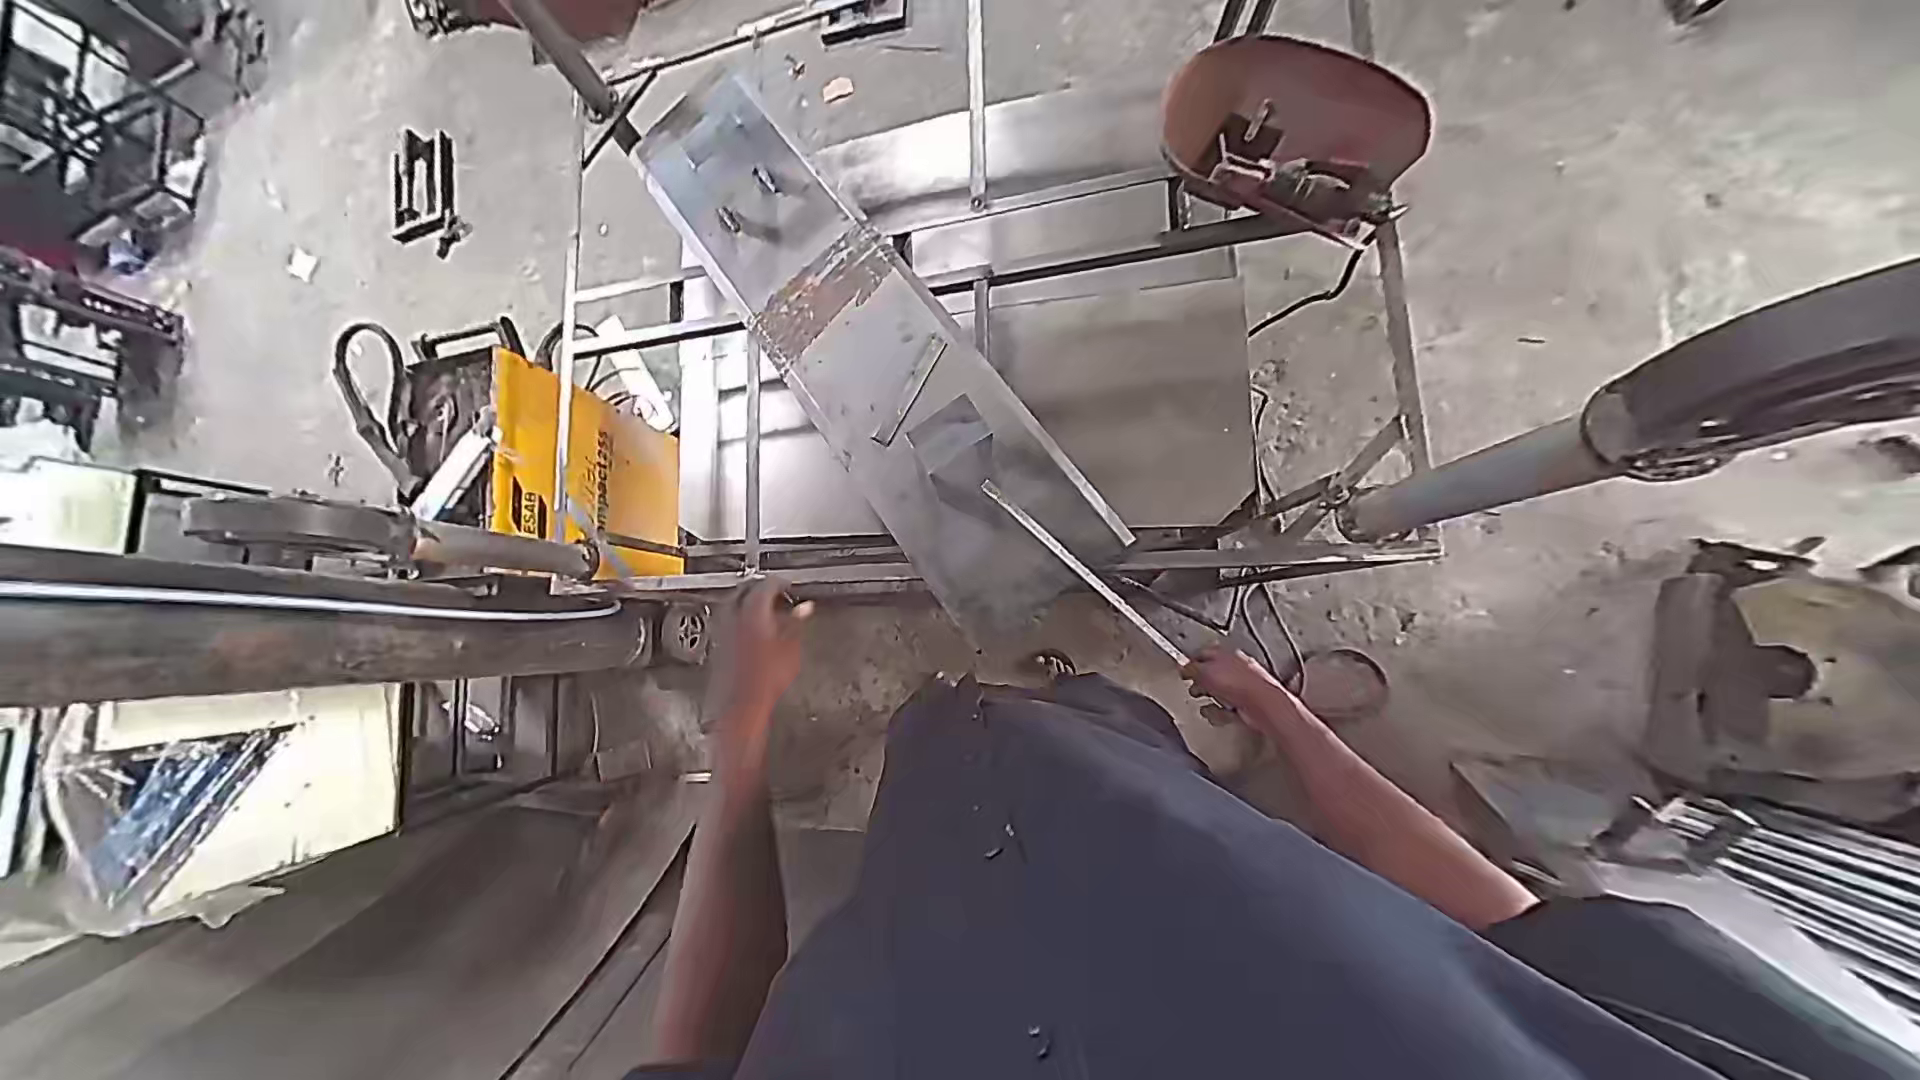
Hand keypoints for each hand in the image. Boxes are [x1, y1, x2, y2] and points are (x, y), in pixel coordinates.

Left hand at [727, 577, 814, 713]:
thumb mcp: (791, 646)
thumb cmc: (767, 678)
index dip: (779, 583)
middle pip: (746, 591)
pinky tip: (755, 627)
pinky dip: (744, 617)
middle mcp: (735, 617)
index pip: (766, 586)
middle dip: (762, 588)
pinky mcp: (720, 644)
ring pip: (736, 604)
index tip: (788, 585)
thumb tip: (805, 608)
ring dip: (750, 601)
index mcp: (754, 612)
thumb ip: (796, 622)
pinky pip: (731, 620)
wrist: (744, 704)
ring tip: (766, 608)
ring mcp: (724, 630)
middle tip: (777, 592)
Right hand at [1179, 645, 1289, 717]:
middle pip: (1210, 675)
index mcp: (1227, 654)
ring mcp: (1242, 687)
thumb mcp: (1203, 671)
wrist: (1261, 705)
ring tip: (1207, 703)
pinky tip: (1219, 713)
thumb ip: (1190, 669)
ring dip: (1210, 701)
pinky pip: (1225, 709)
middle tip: (1195, 689)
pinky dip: (1220, 713)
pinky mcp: (1245, 705)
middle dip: (1200, 684)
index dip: (1191, 663)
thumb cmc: (1238, 683)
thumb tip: (1182, 668)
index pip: (1204, 654)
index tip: (1183, 671)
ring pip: (1217, 694)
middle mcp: (1236, 668)